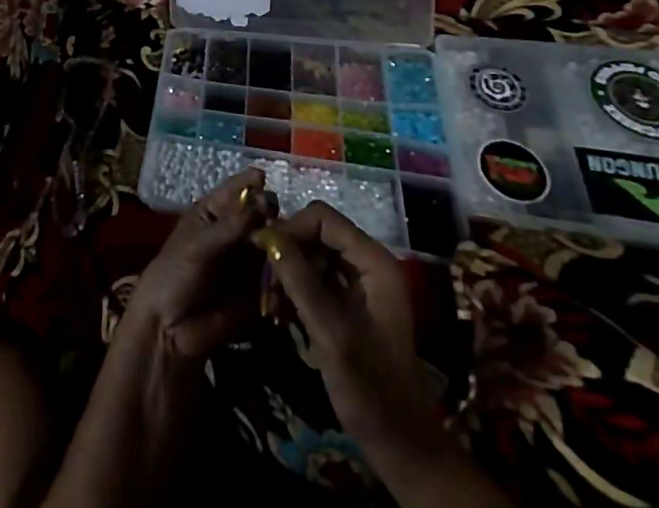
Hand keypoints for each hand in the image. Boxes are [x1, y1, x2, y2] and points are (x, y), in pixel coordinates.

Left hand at [126, 168, 273, 361]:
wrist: (171, 327)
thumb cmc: (174, 275)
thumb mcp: (198, 246)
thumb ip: (230, 227)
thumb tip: (261, 202)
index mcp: (215, 212)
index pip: (238, 190)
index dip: (252, 184)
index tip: (263, 182)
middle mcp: (238, 230)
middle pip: (264, 214)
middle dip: (273, 215)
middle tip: (276, 223)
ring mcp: (253, 257)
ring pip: (278, 242)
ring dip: (285, 243)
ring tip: (288, 247)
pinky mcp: (264, 286)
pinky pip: (281, 273)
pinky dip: (287, 271)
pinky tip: (292, 272)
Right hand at [257, 201, 434, 449]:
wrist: (396, 440)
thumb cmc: (369, 386)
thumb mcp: (331, 332)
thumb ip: (301, 280)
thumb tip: (267, 235)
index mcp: (375, 263)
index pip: (323, 219)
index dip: (291, 229)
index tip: (262, 255)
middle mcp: (368, 265)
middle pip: (315, 234)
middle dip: (286, 253)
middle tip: (264, 285)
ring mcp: (358, 285)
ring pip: (310, 255)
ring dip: (285, 273)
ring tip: (269, 304)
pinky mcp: (346, 304)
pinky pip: (312, 279)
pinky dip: (292, 290)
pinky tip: (279, 313)